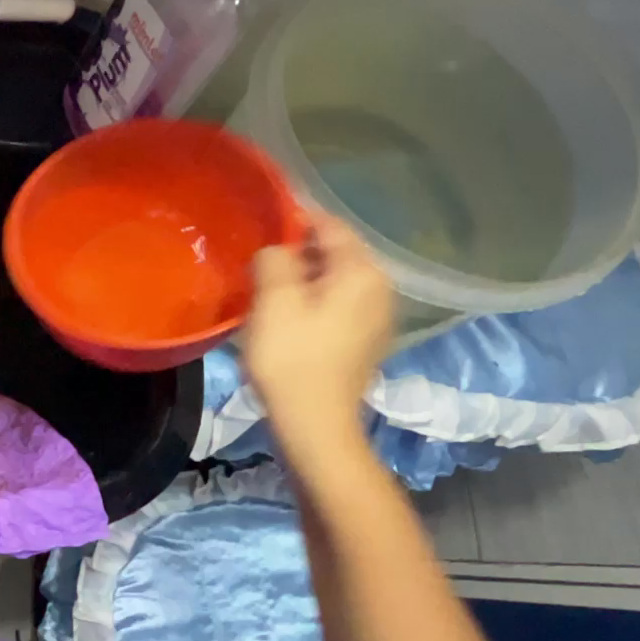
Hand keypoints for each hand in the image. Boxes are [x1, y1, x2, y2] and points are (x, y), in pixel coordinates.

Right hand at [242, 212, 393, 435]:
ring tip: (268, 286)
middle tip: (259, 258)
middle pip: (337, 253)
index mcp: (361, 272)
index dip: (297, 217)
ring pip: (337, 281)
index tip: (263, 220)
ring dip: (305, 278)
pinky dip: (315, 301)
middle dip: (300, 250)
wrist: (315, 423)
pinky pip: (339, 305)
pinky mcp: (366, 342)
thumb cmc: (291, 358)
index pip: (331, 226)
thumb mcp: (273, 301)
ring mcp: (377, 318)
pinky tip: (288, 316)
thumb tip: (276, 250)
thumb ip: (275, 259)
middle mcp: (380, 288)